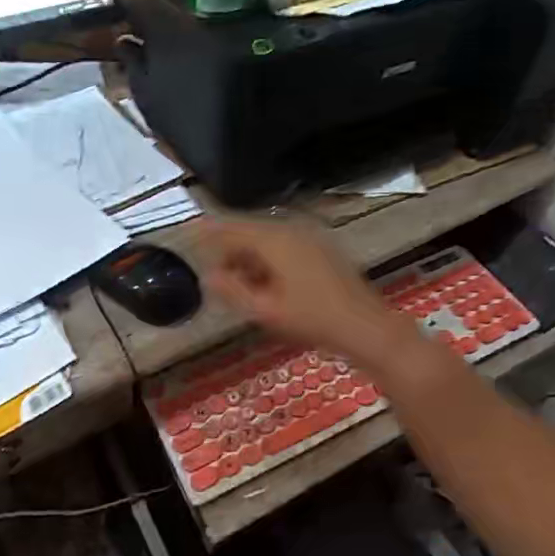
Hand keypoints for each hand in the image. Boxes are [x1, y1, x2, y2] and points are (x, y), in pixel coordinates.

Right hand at [200, 218, 412, 362]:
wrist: (366, 327)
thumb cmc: (312, 320)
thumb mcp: (264, 310)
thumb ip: (231, 290)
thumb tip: (208, 275)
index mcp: (275, 240)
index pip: (232, 228)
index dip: (208, 230)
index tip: (187, 232)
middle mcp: (292, 230)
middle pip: (250, 231)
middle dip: (229, 249)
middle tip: (214, 274)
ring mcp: (311, 238)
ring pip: (267, 240)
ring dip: (248, 257)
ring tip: (238, 285)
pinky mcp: (322, 250)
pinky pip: (285, 246)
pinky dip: (268, 260)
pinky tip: (266, 284)